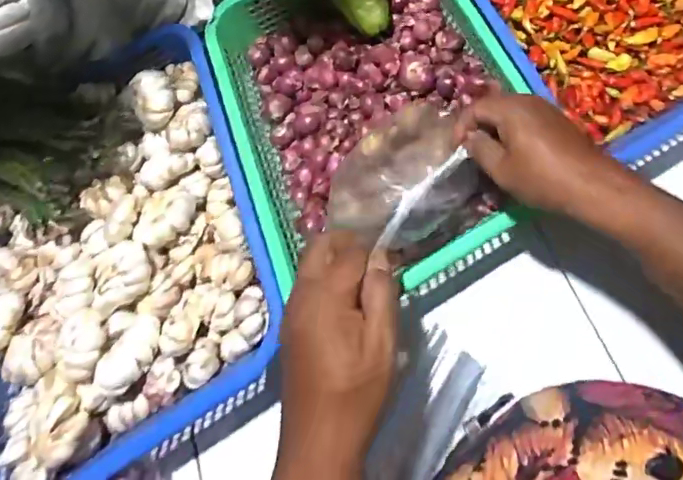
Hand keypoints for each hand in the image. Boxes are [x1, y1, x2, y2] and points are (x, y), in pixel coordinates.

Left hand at [276, 232, 397, 478]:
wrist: (318, 440)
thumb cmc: (356, 391)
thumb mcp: (382, 342)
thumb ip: (381, 292)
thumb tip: (381, 255)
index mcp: (325, 293)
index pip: (352, 251)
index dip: (374, 250)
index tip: (393, 259)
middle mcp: (302, 293)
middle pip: (320, 245)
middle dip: (347, 242)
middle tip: (375, 259)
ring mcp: (291, 309)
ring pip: (310, 264)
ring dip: (334, 260)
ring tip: (364, 282)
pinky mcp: (289, 326)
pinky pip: (306, 285)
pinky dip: (324, 279)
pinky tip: (345, 304)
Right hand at [455, 93, 635, 220]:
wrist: (593, 184)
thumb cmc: (542, 178)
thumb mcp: (502, 170)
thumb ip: (480, 149)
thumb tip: (470, 137)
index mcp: (509, 107)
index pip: (474, 107)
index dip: (461, 127)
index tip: (457, 150)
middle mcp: (526, 99)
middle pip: (493, 105)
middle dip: (479, 126)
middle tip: (474, 152)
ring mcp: (544, 107)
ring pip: (510, 112)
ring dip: (498, 129)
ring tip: (495, 155)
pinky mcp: (557, 119)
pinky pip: (527, 118)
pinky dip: (515, 131)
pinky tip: (519, 153)